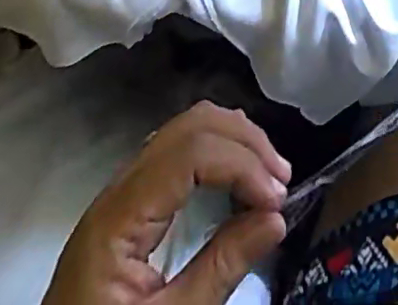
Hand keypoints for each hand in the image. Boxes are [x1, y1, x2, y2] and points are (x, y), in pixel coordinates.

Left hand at [44, 102, 291, 304]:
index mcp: (117, 219)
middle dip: (247, 142)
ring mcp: (124, 191)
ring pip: (189, 127)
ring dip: (237, 141)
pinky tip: (241, 177)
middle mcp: (118, 191)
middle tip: (280, 182)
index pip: (191, 152)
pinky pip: (183, 148)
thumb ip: (219, 271)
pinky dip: (222, 149)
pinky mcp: (135, 200)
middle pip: (192, 126)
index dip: (242, 164)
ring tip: (268, 177)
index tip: (276, 200)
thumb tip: (276, 218)